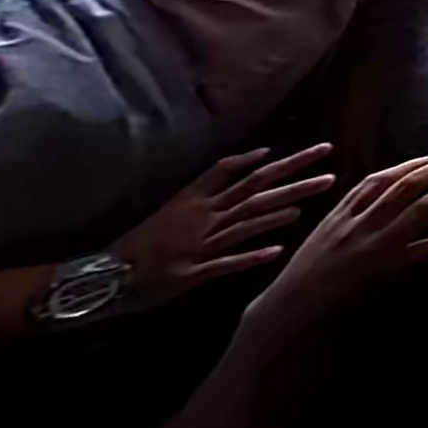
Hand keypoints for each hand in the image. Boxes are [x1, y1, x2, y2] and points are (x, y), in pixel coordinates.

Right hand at [115, 143, 335, 311]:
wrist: (96, 277)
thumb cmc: (146, 237)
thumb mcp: (181, 200)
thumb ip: (221, 177)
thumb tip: (262, 153)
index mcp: (201, 201)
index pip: (249, 174)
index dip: (286, 161)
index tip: (321, 150)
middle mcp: (203, 218)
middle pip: (255, 195)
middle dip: (294, 184)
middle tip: (331, 176)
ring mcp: (197, 246)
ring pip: (242, 226)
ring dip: (273, 217)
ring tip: (302, 208)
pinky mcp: (189, 273)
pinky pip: (222, 264)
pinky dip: (249, 257)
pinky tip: (275, 252)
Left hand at [241, 144, 427, 340]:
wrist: (286, 312)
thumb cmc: (343, 303)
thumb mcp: (384, 284)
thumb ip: (421, 255)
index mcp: (380, 248)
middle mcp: (363, 227)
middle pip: (412, 184)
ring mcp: (345, 218)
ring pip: (389, 178)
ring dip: (426, 160)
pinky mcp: (332, 213)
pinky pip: (364, 184)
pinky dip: (393, 170)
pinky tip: (411, 164)